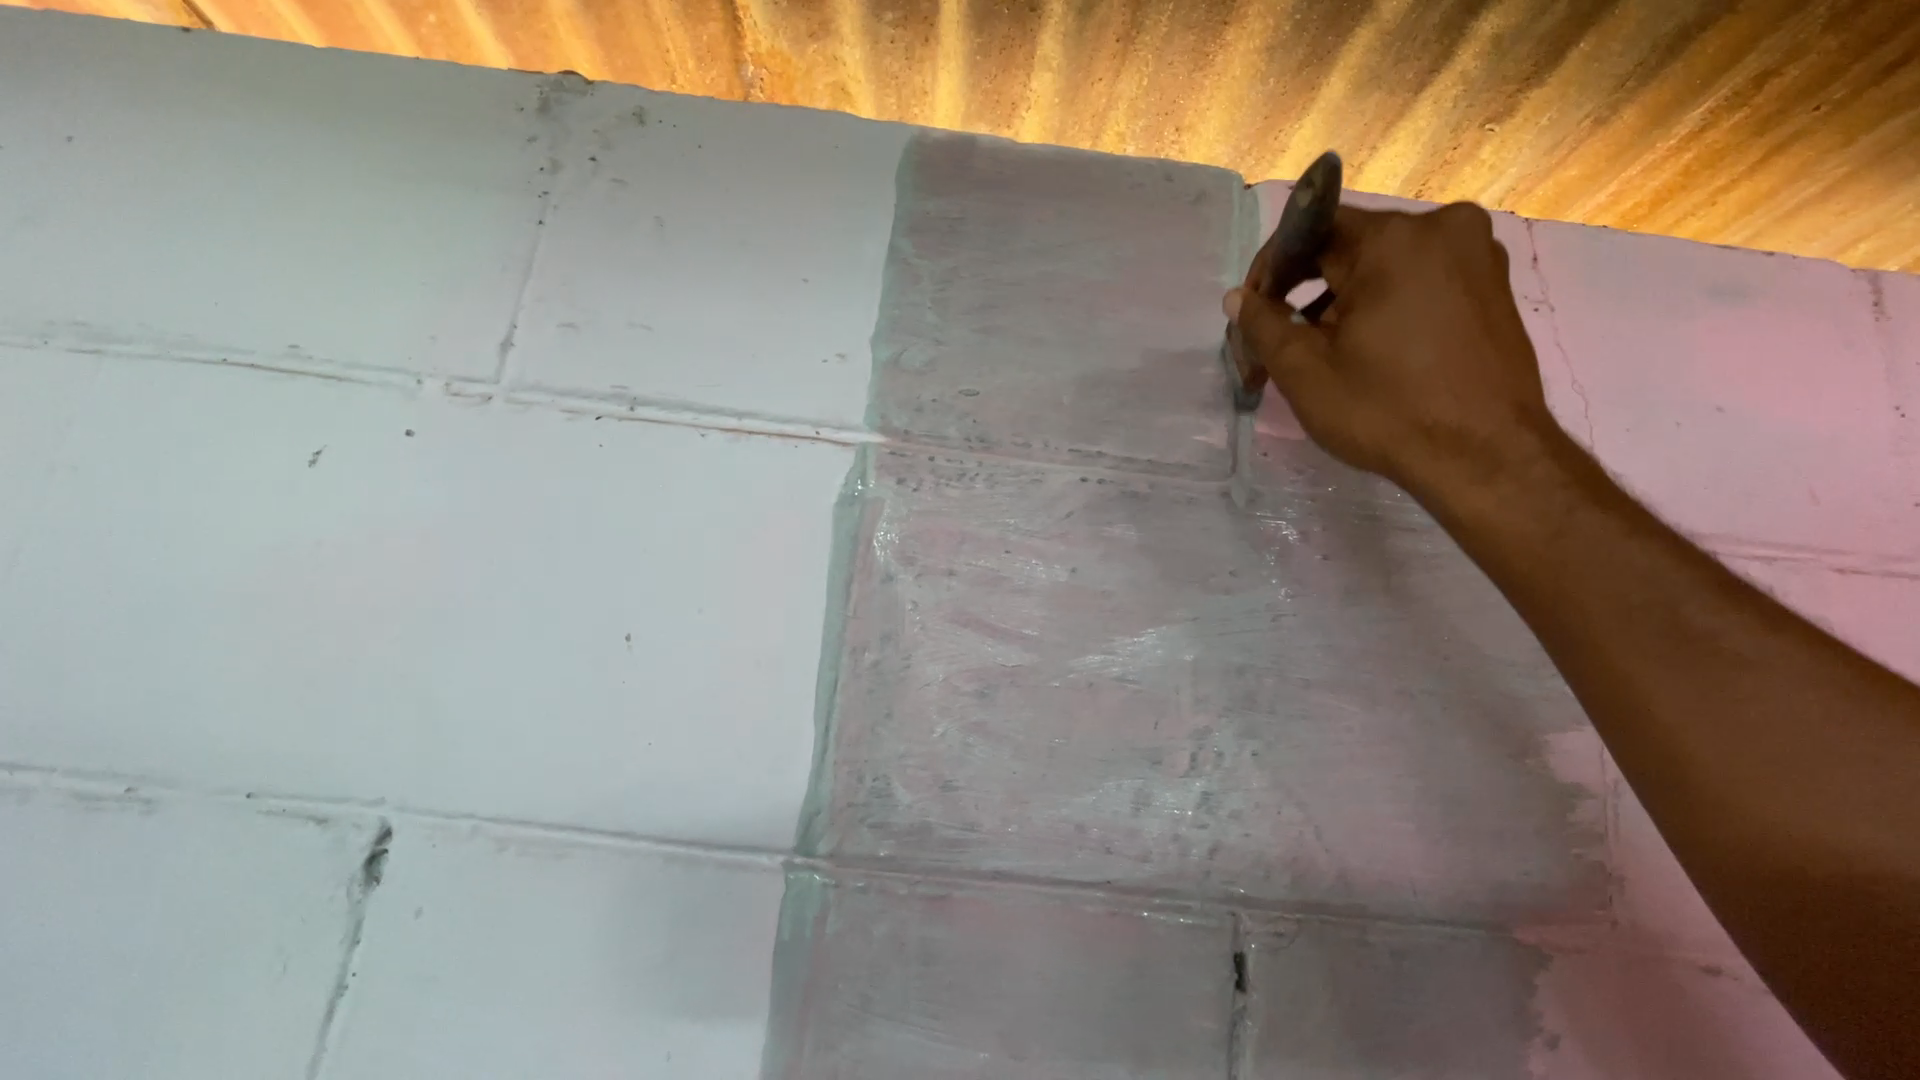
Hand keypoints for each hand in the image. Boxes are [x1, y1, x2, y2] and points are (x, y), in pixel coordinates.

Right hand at [1224, 202, 1558, 494]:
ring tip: (1324, 354)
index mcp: (1393, 239)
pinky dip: (1386, 305)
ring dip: (1345, 300)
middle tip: (1282, 343)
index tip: (1254, 314)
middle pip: (1349, 246)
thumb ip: (1263, 324)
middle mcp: (1443, 228)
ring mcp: (1476, 254)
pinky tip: (1371, 350)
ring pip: (1385, 264)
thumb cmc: (1387, 411)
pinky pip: (1420, 279)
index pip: (1309, 230)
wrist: (1486, 458)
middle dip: (1307, 289)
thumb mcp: (1304, 371)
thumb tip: (1238, 298)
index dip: (1271, 270)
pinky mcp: (1493, 285)